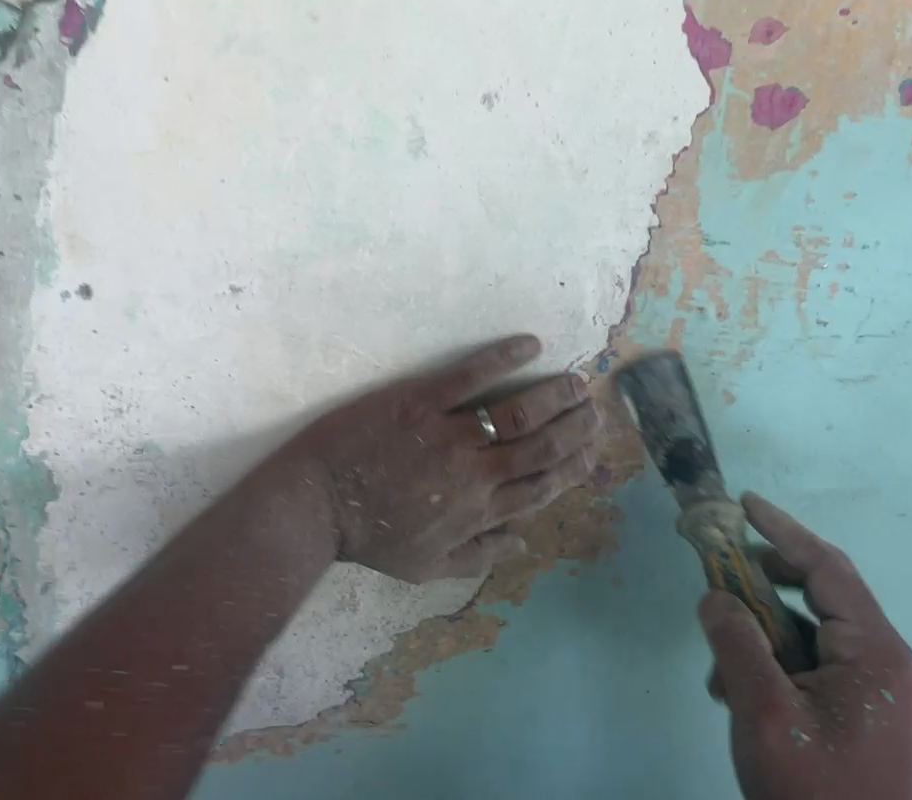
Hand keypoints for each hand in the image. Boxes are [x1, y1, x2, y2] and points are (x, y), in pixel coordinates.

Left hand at [283, 335, 600, 583]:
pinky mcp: (420, 402)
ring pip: (519, 413)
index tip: (594, 452)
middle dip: (576, 428)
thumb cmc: (368, 537)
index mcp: (478, 513)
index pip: (542, 488)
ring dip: (556, 396)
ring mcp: (449, 435)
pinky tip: (531, 344)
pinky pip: (470, 376)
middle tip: (597, 408)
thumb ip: (478, 557)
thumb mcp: (425, 567)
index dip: (574, 468)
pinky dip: (504, 358)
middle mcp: (476, 474)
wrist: (315, 506)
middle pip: (542, 447)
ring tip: (578, 380)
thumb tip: (525, 543)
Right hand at [699, 493, 911, 799]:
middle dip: (762, 578)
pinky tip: (736, 690)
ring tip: (720, 661)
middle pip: (818, 590)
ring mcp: (869, 686)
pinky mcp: (854, 708)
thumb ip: (736, 641)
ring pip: (805, 626)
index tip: (743, 503)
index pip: (826, 567)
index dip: (782, 530)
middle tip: (719, 570)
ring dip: (758, 629)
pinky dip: (769, 658)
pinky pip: (806, 659)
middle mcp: (880, 660)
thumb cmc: (813, 791)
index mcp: (874, 652)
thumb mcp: (766, 712)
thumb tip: (715, 595)